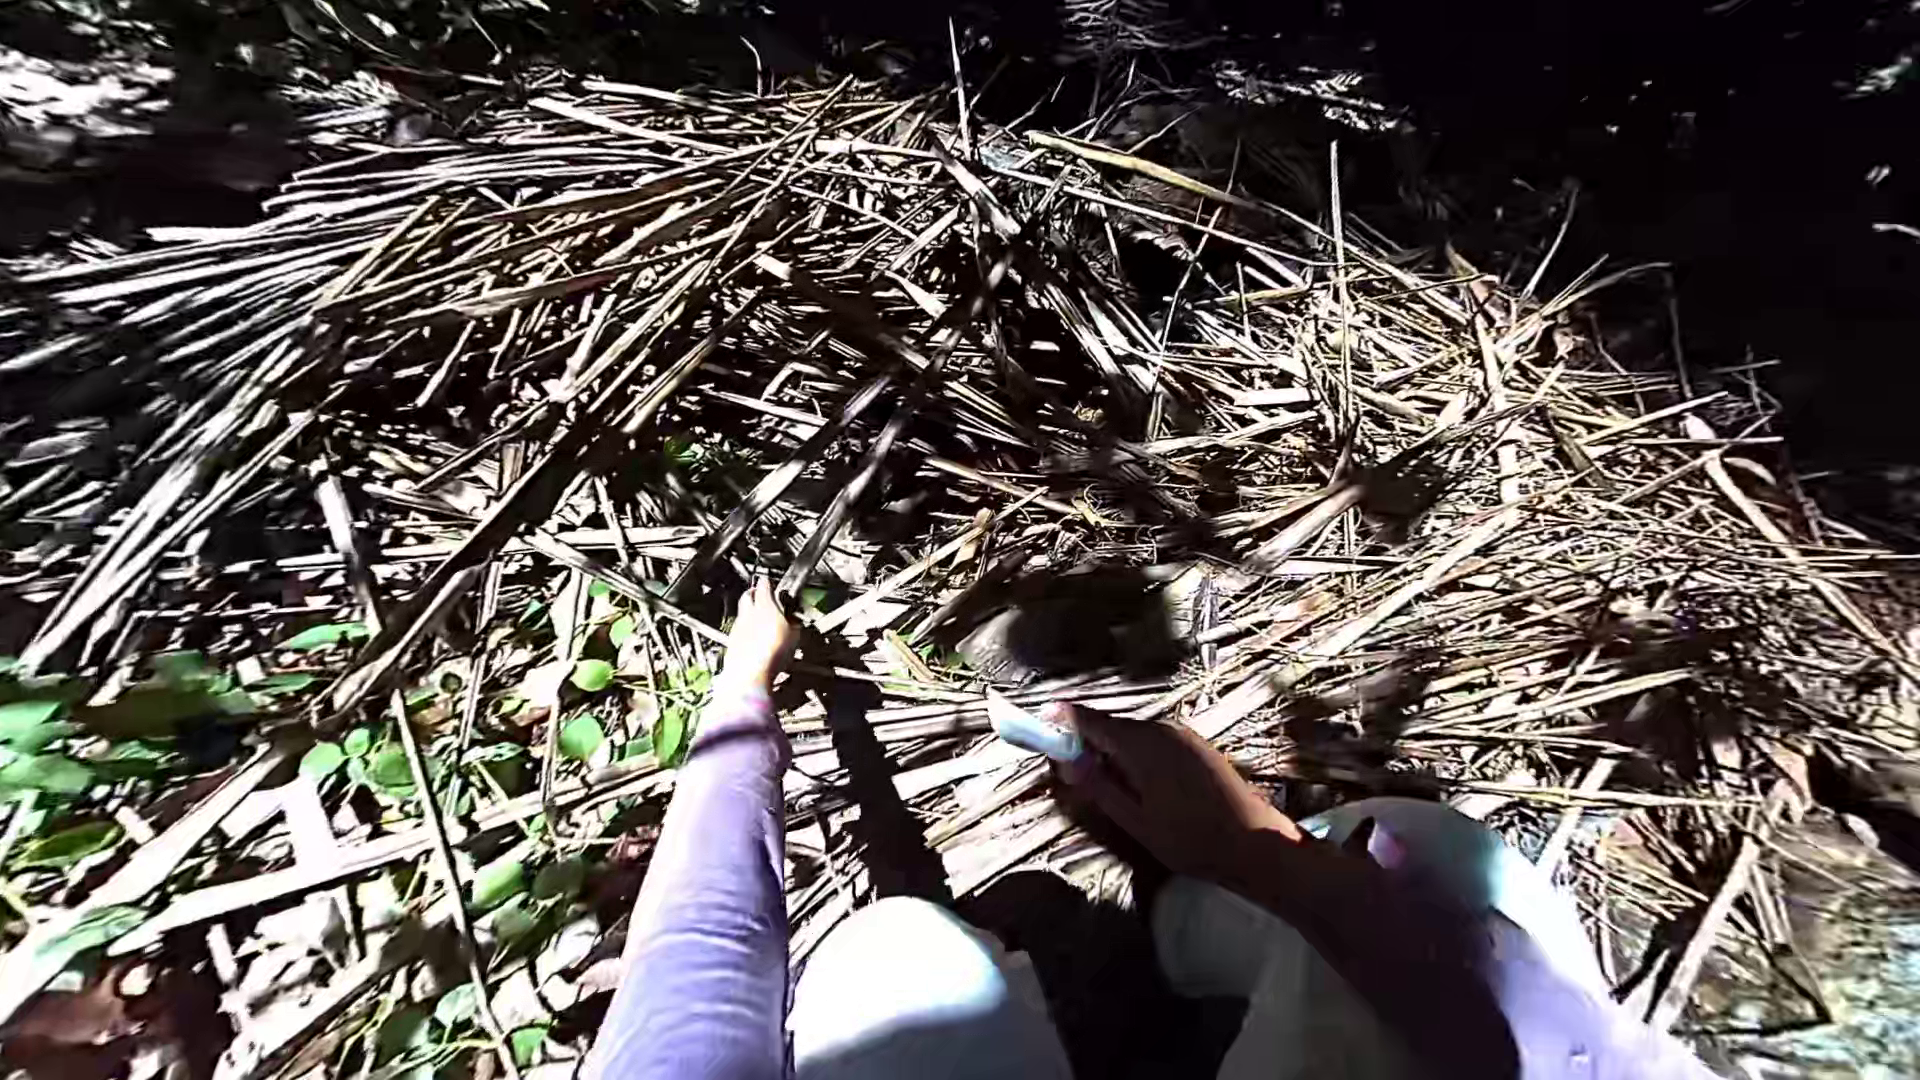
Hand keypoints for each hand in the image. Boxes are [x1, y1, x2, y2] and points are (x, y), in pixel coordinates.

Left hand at [717, 580, 796, 692]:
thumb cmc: (772, 653)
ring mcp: (737, 628)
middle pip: (748, 596)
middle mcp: (748, 613)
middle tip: (762, 595)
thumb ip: (793, 624)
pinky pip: (739, 630)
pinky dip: (746, 630)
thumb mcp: (795, 636)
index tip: (769, 581)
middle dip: (754, 593)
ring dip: (750, 613)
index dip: (768, 582)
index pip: (764, 585)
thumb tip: (795, 622)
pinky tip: (755, 640)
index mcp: (764, 605)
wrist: (749, 675)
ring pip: (742, 613)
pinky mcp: (732, 643)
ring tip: (762, 620)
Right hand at [1055, 704, 1305, 882]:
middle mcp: (1157, 728)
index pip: (1090, 720)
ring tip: (1107, 782)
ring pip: (1131, 733)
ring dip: (1112, 748)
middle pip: (1110, 725)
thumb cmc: (1191, 839)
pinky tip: (1141, 782)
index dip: (1062, 719)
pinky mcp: (1193, 743)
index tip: (1041, 720)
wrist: (1257, 844)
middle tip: (1071, 767)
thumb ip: (1098, 786)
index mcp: (1139, 744)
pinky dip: (1135, 752)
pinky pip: (1151, 739)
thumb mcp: (1135, 820)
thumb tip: (1067, 761)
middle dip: (1086, 739)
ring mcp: (1179, 733)